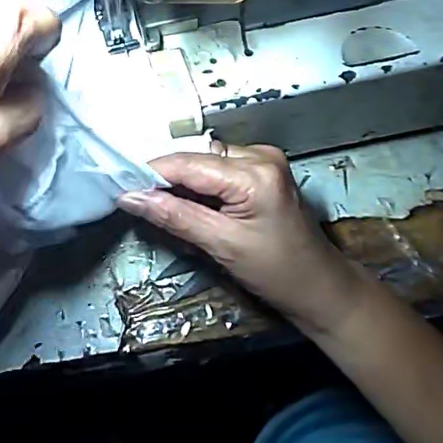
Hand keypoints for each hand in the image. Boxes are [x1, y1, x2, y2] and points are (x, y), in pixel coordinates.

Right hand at [118, 144, 372, 334]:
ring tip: (162, 204)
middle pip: (196, 158)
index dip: (151, 173)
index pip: (188, 163)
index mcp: (254, 173)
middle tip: (137, 199)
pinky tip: (192, 203)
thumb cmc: (277, 272)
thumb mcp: (221, 245)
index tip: (121, 185)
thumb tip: (131, 197)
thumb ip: (174, 216)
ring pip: (205, 160)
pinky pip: (220, 167)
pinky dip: (201, 183)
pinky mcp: (263, 167)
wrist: (320, 286)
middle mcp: (260, 155)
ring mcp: (264, 158)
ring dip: (183, 180)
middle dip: (166, 178)